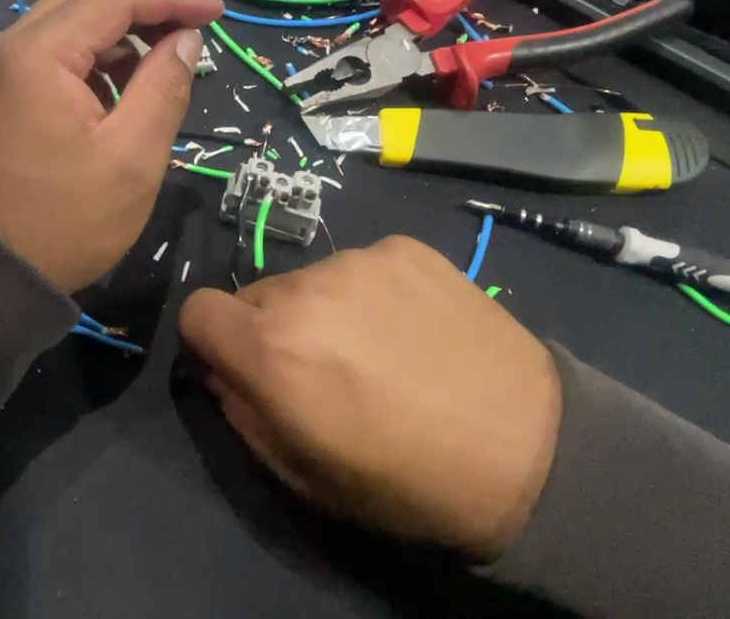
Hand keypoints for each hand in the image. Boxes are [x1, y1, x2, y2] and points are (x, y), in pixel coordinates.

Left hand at [0, 0, 221, 292]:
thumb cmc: (65, 221)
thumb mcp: (131, 158)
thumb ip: (163, 88)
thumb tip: (185, 39)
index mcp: (37, 54)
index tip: (216, 13)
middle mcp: (8, 47)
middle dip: (144, 9)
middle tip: (190, 36)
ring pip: (66, 24)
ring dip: (116, 37)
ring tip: (156, 75)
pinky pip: (48, 54)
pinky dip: (88, 61)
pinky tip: (114, 96)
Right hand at [178, 237, 560, 561]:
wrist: (533, 454)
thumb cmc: (407, 482)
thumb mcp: (302, 476)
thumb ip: (242, 414)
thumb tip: (221, 372)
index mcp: (271, 349)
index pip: (196, 309)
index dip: (211, 340)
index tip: (241, 364)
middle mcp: (305, 290)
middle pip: (255, 295)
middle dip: (272, 329)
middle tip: (324, 369)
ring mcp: (358, 260)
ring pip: (309, 280)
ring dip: (323, 309)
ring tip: (379, 350)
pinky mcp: (404, 248)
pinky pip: (360, 265)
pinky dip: (371, 293)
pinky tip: (413, 329)